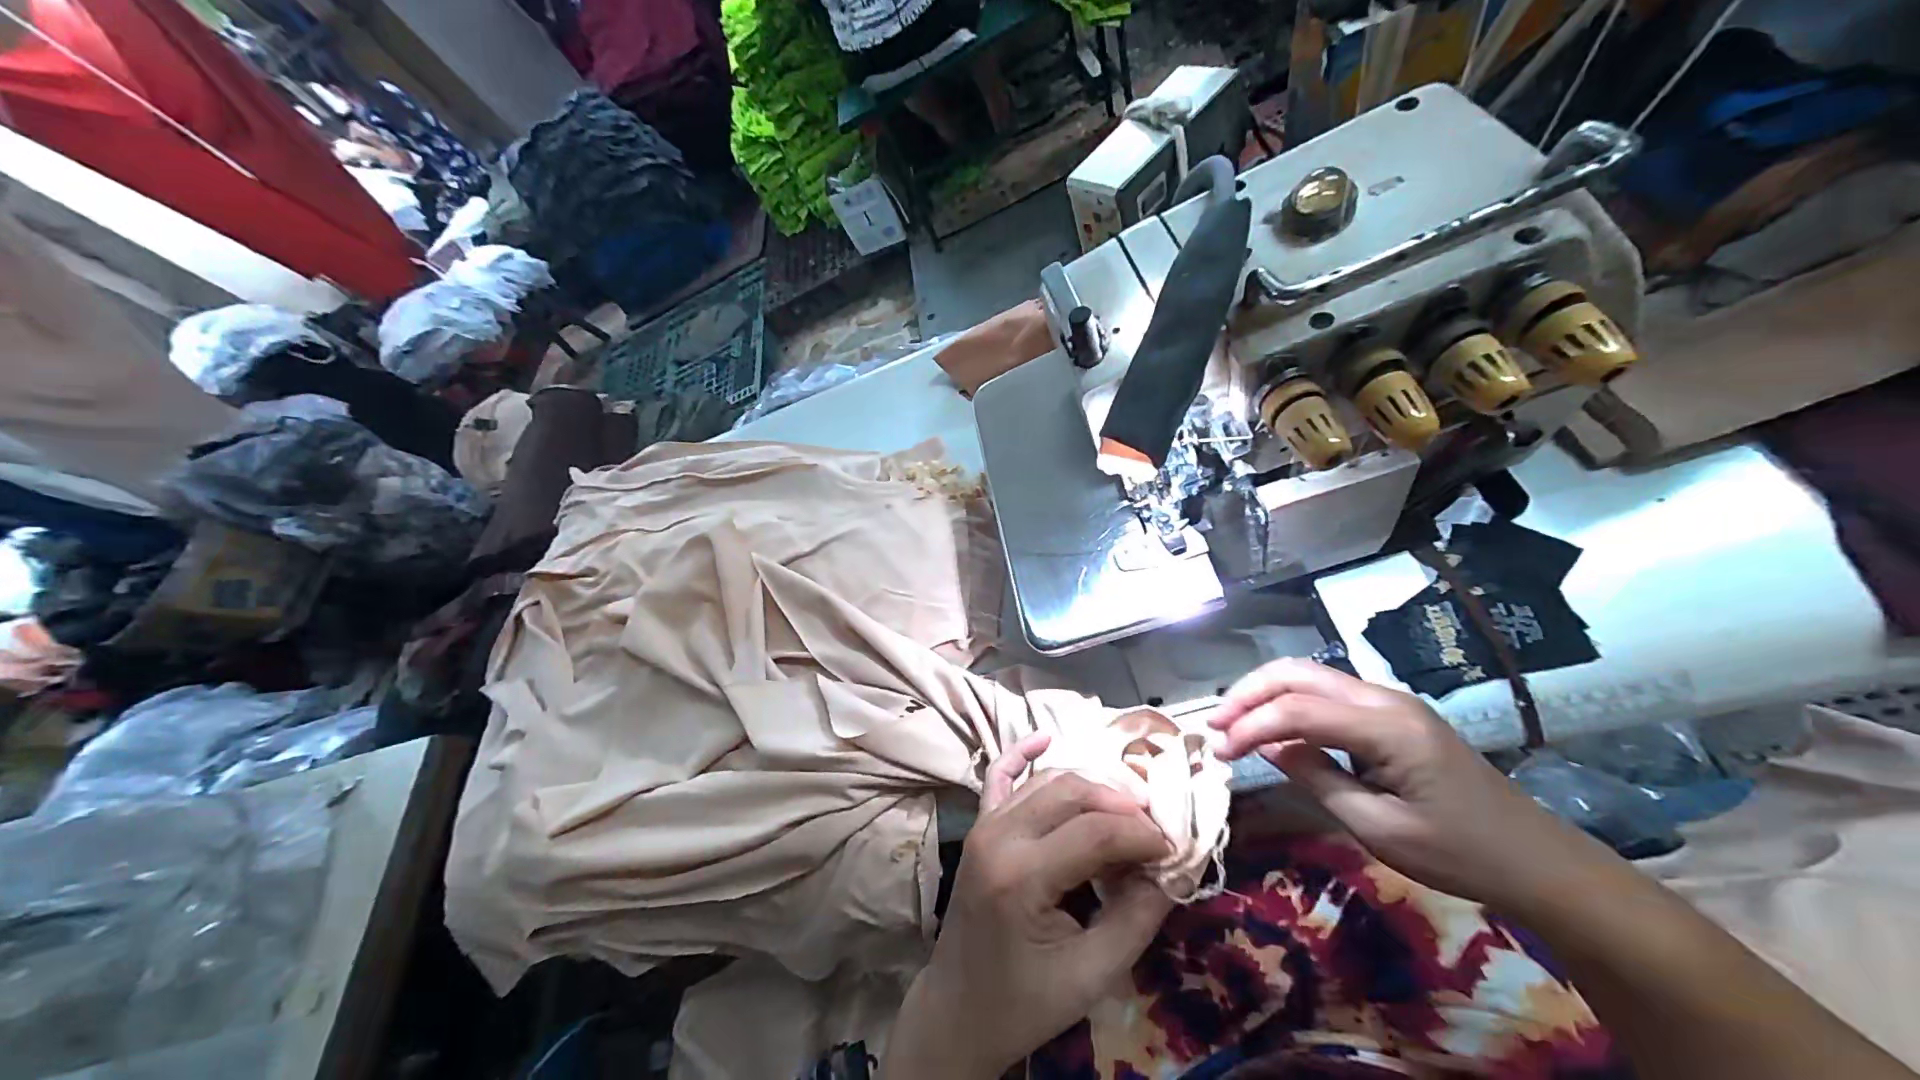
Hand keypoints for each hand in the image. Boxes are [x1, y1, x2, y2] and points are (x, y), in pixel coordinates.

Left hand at [882, 734, 1174, 1078]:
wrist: (958, 1009)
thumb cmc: (1025, 1001)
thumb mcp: (1092, 975)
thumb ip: (1137, 917)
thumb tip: (1172, 871)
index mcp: (1022, 875)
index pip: (1096, 831)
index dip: (1143, 835)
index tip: (1173, 850)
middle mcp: (998, 836)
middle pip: (1072, 792)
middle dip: (1121, 803)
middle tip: (1156, 828)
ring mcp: (984, 826)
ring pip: (1046, 781)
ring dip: (1092, 786)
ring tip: (1129, 810)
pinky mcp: (980, 827)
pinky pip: (1001, 777)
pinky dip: (1023, 754)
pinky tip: (1046, 736)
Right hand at [1210, 659, 1620, 911]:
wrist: (1535, 861)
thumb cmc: (1459, 853)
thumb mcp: (1378, 828)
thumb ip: (1316, 778)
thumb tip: (1266, 746)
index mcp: (1387, 728)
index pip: (1298, 709)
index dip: (1250, 725)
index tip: (1219, 752)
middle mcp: (1385, 699)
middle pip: (1298, 673)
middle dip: (1248, 693)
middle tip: (1215, 725)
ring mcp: (1390, 702)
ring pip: (1310, 676)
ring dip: (1266, 693)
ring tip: (1232, 722)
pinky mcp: (1392, 714)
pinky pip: (1328, 693)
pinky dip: (1290, 703)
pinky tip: (1273, 726)